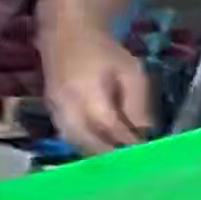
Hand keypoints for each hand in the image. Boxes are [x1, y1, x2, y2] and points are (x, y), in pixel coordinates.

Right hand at [40, 28, 151, 153]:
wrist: (67, 36)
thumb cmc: (107, 55)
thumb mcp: (134, 76)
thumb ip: (138, 105)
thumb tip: (145, 132)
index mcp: (87, 93)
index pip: (108, 126)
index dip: (128, 142)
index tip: (149, 154)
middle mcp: (64, 104)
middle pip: (85, 139)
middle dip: (112, 154)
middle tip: (137, 164)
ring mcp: (53, 108)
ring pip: (73, 140)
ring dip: (97, 153)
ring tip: (123, 161)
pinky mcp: (51, 109)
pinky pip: (66, 133)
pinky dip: (85, 145)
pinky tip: (106, 150)